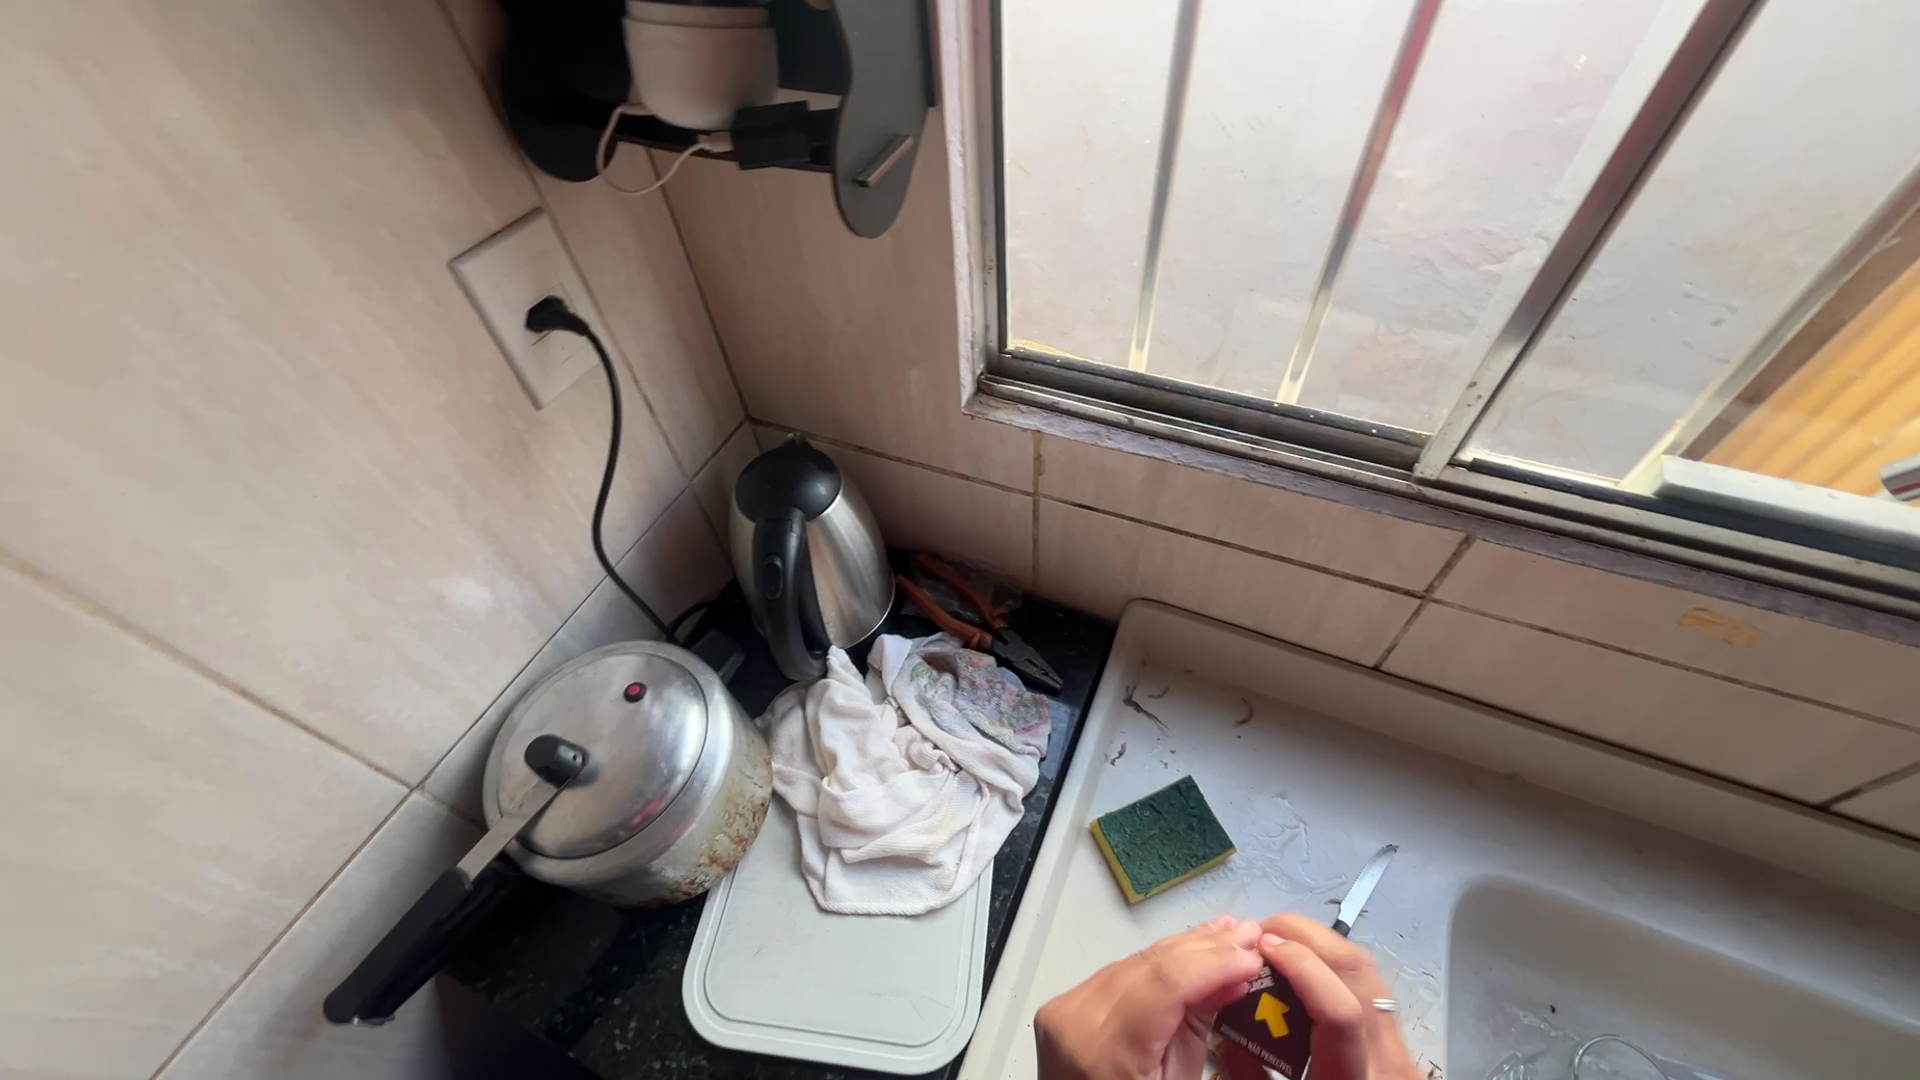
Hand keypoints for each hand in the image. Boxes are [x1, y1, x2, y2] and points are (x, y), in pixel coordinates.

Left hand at [1035, 916, 1264, 1078]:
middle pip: (1150, 965)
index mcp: (1106, 1051)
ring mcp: (1069, 1003)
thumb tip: (1232, 978)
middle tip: (1249, 933)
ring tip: (1229, 934)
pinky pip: (1124, 970)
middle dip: (1205, 947)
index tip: (1252, 955)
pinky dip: (1162, 960)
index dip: (1212, 963)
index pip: (1164, 984)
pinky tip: (1192, 948)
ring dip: (1187, 947)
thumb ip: (1200, 1028)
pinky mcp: (1070, 998)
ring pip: (1138, 961)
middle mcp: (1079, 1016)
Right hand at [1216, 914, 1420, 1079]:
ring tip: (1278, 945)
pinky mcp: (1401, 1052)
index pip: (1339, 1011)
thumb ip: (1247, 1068)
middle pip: (1357, 970)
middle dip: (1304, 936)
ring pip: (1366, 971)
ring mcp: (1403, 1058)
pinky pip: (1368, 988)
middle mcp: (1391, 1068)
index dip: (1299, 966)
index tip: (1260, 947)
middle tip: (1262, 934)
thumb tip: (1225, 1011)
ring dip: (1318, 945)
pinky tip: (1302, 971)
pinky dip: (1332, 965)